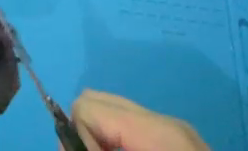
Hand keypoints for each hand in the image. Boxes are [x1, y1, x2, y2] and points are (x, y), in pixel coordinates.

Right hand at [70, 89, 210, 150]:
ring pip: (113, 114)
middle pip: (96, 101)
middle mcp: (165, 122)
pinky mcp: (181, 144)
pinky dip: (120, 145)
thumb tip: (66, 144)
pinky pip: (133, 130)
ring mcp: (175, 133)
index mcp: (157, 132)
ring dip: (102, 141)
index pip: (87, 106)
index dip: (78, 138)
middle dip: (85, 135)